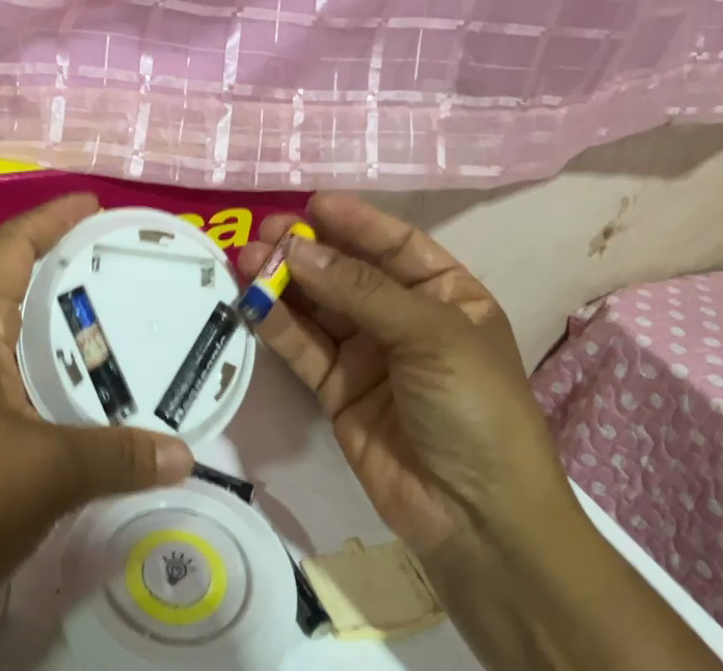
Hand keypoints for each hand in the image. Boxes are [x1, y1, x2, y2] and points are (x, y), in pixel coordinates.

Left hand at [0, 193, 194, 665]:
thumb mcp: (43, 475)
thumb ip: (115, 457)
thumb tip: (184, 455)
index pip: (10, 246)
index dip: (52, 216)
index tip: (97, 205)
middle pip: (12, 285)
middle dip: (65, 271)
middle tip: (125, 270)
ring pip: (9, 338)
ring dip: (56, 330)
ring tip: (116, 330)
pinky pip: (5, 381)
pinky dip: (45, 377)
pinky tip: (79, 403)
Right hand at [245, 195, 722, 669]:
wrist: (477, 518)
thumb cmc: (476, 408)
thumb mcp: (432, 335)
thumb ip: (361, 290)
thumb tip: (297, 249)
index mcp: (446, 296)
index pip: (395, 246)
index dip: (355, 222)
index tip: (310, 203)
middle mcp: (405, 320)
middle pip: (348, 273)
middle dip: (308, 250)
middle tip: (263, 231)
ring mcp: (369, 357)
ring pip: (318, 308)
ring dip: (283, 283)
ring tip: (245, 258)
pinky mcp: (337, 392)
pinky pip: (304, 349)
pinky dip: (277, 325)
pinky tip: (251, 302)